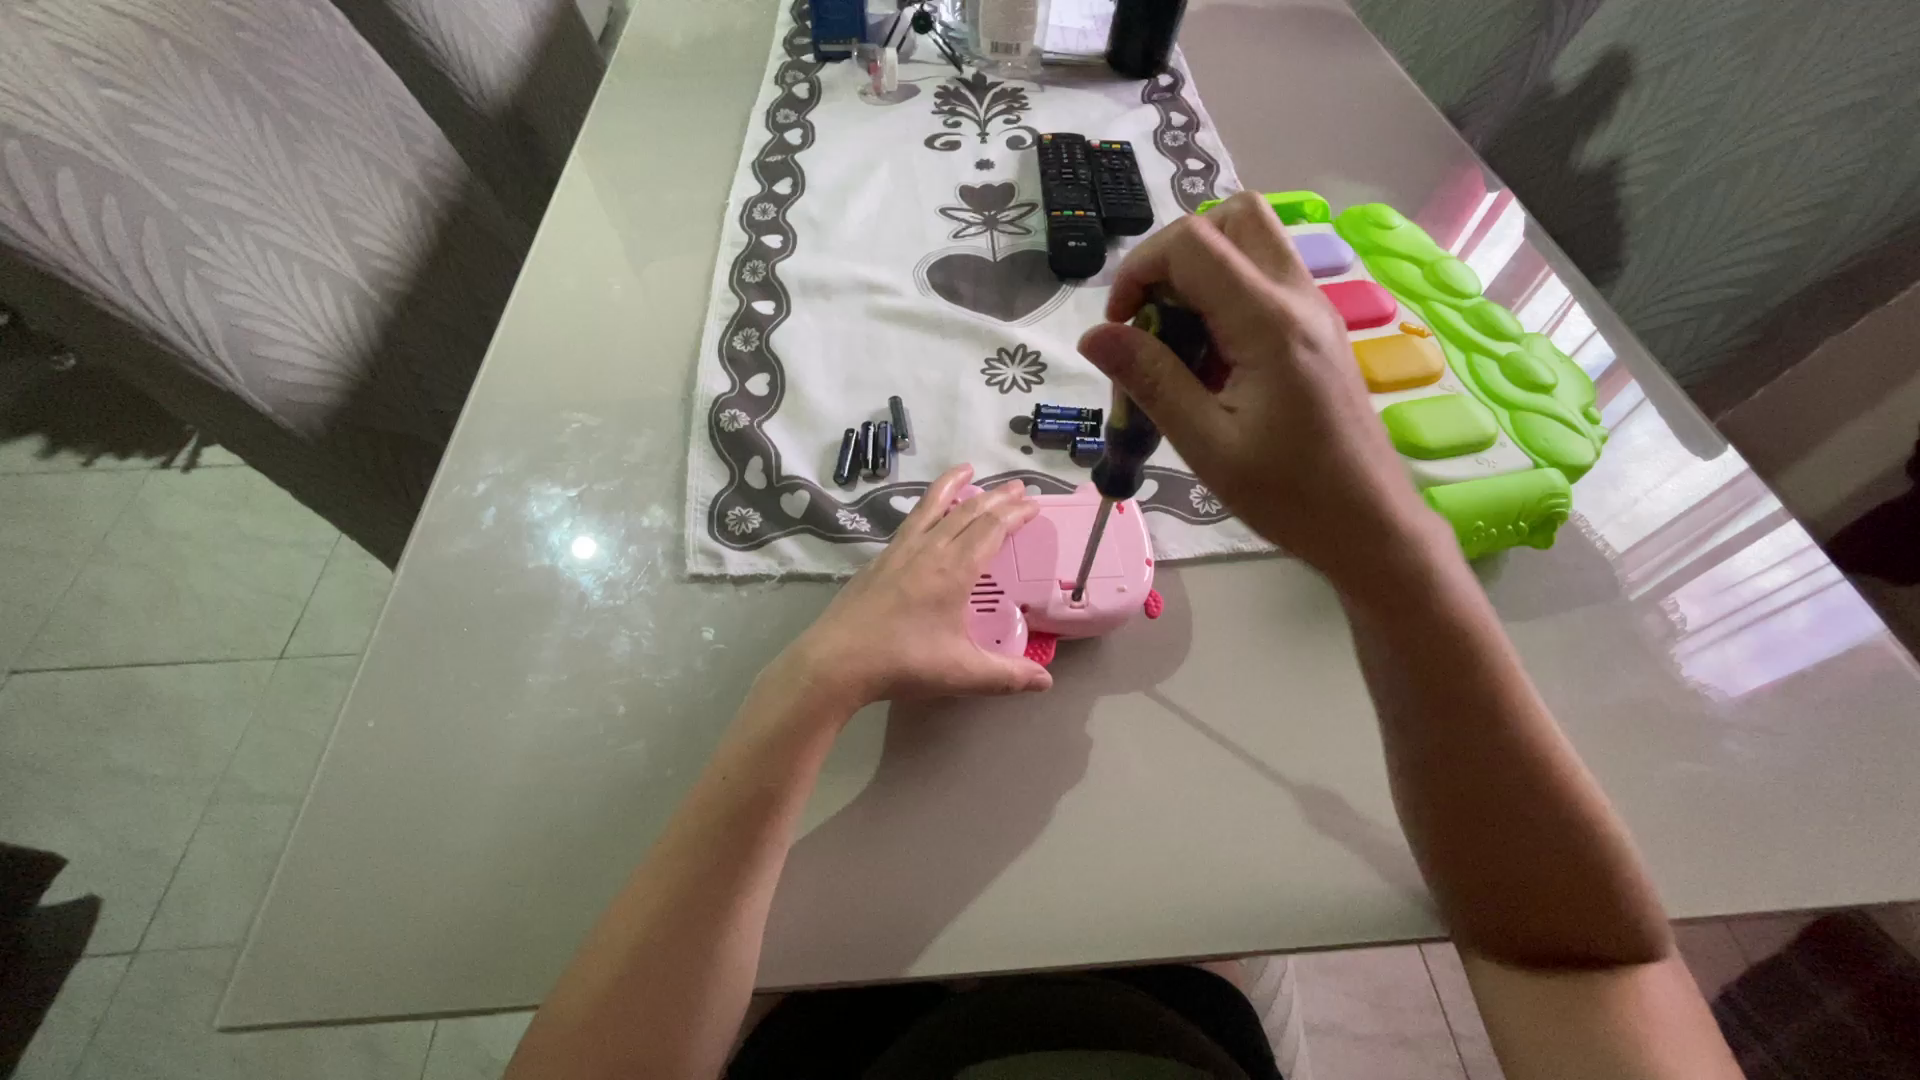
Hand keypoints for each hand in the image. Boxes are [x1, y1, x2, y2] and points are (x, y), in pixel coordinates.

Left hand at [773, 465, 1053, 712]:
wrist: (835, 662)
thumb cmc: (902, 663)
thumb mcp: (961, 673)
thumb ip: (1007, 675)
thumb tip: (1046, 681)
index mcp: (954, 570)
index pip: (992, 529)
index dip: (1016, 514)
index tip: (1034, 504)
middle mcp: (928, 550)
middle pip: (968, 512)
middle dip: (997, 497)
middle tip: (1018, 487)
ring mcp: (898, 552)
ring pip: (931, 507)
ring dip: (953, 486)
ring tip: (966, 469)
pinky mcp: (878, 561)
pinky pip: (910, 522)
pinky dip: (926, 507)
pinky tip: (924, 515)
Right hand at [1076, 192, 1441, 591]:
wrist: (1367, 523)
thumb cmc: (1287, 494)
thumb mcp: (1205, 444)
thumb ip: (1150, 380)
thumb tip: (1094, 335)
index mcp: (1269, 323)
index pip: (1192, 243)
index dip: (1139, 270)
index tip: (1119, 329)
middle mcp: (1298, 298)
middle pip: (1233, 216)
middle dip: (1175, 254)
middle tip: (1152, 316)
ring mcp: (1315, 310)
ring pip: (1254, 241)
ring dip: (1202, 271)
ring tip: (1178, 338)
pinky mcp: (1317, 330)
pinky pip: (1266, 279)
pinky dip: (1225, 294)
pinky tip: (1211, 360)